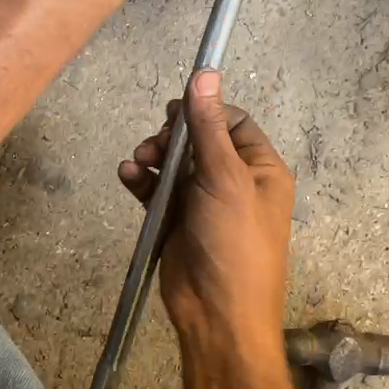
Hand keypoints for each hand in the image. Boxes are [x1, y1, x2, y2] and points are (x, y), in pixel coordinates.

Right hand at [117, 69, 294, 346]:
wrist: (217, 316)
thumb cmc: (234, 243)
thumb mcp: (224, 178)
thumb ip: (208, 125)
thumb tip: (206, 72)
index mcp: (260, 168)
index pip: (231, 121)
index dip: (203, 111)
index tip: (174, 111)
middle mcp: (234, 180)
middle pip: (197, 138)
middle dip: (171, 136)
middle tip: (156, 145)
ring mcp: (203, 201)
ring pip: (173, 161)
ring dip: (152, 155)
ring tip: (138, 162)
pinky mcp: (176, 219)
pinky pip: (155, 188)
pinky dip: (141, 179)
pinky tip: (128, 176)